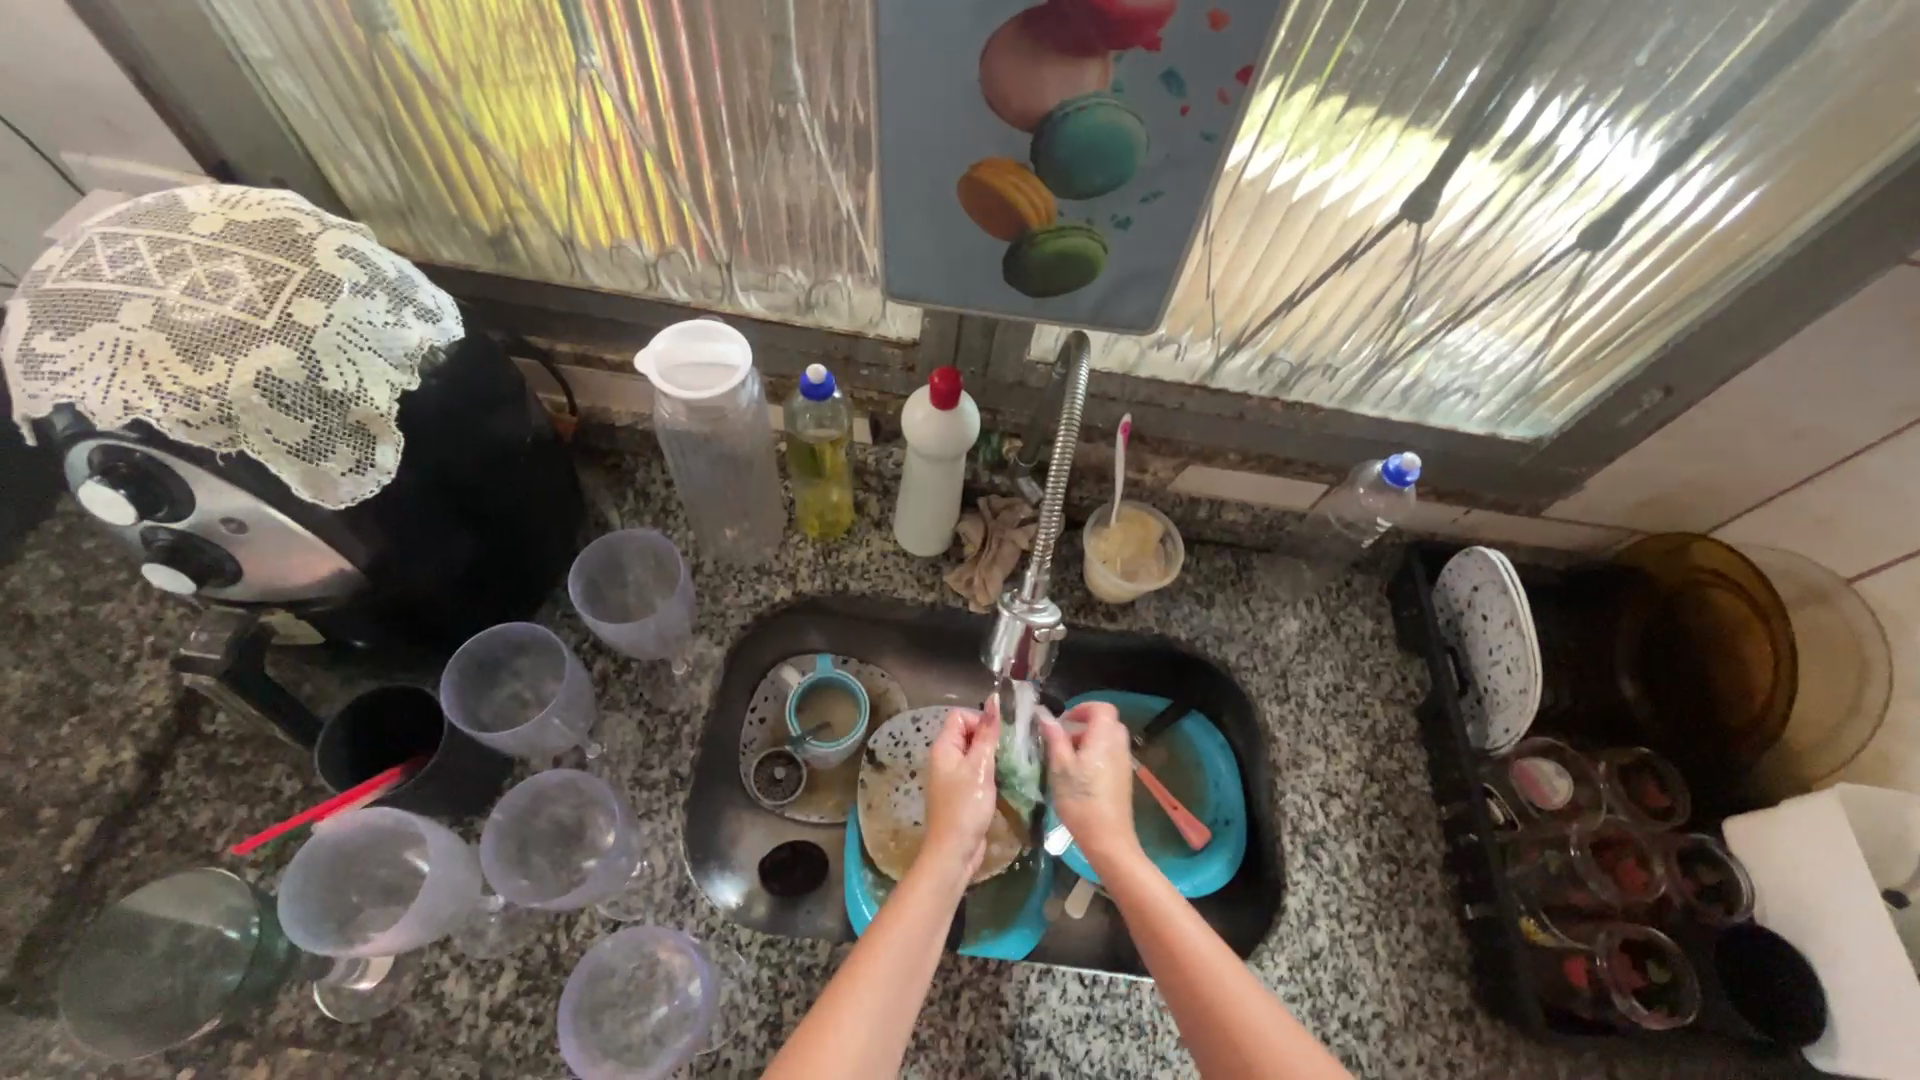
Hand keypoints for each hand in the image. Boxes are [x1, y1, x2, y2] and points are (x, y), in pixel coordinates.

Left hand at [923, 706, 1000, 878]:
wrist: (955, 851)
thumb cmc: (966, 807)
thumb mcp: (980, 767)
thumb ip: (988, 734)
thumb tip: (994, 700)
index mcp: (944, 747)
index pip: (961, 716)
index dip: (981, 719)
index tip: (1000, 735)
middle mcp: (946, 758)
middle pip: (969, 733)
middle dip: (991, 737)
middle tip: (1012, 749)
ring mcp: (954, 776)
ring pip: (976, 754)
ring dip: (994, 756)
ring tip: (1014, 763)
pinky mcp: (964, 792)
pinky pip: (979, 772)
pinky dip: (992, 772)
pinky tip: (1008, 780)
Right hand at [1039, 702, 1141, 870]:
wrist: (1108, 838)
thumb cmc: (1081, 800)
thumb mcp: (1060, 767)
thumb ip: (1054, 738)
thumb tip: (1045, 716)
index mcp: (1104, 738)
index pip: (1102, 708)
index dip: (1083, 708)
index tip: (1064, 721)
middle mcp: (1118, 746)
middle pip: (1106, 722)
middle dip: (1083, 725)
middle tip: (1062, 740)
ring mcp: (1123, 763)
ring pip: (1107, 740)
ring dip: (1088, 741)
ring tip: (1066, 760)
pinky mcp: (1123, 778)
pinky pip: (1110, 755)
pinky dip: (1095, 755)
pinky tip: (1079, 776)